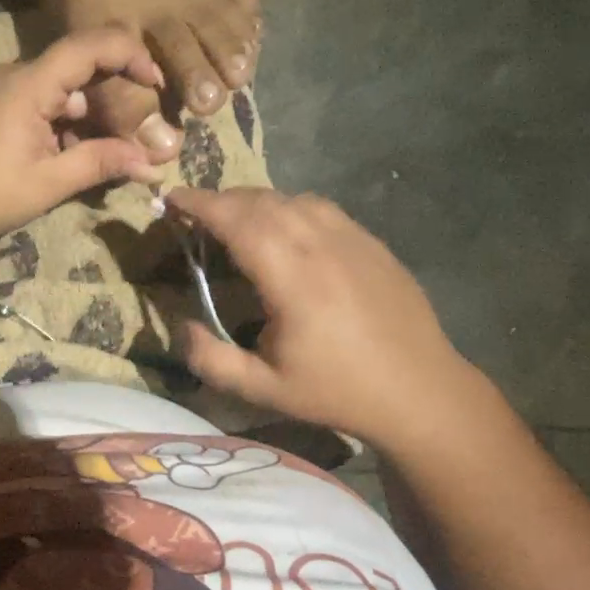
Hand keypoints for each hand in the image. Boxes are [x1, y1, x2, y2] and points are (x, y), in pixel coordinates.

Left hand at [0, 26, 164, 244]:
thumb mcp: (47, 183)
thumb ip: (100, 164)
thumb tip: (152, 163)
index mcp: (29, 83)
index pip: (91, 44)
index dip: (131, 54)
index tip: (158, 82)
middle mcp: (14, 75)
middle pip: (77, 73)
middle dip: (114, 103)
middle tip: (143, 139)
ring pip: (58, 94)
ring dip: (89, 121)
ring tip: (116, 156)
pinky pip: (36, 107)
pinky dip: (62, 128)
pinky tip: (76, 158)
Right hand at [170, 187, 484, 449]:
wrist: (418, 390)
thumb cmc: (336, 392)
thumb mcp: (262, 389)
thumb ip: (210, 360)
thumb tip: (181, 326)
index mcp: (294, 279)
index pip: (239, 222)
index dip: (201, 204)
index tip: (171, 198)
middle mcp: (323, 246)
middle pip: (263, 202)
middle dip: (222, 200)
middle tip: (192, 213)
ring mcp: (353, 239)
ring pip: (294, 199)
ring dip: (255, 201)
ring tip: (231, 218)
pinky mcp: (372, 243)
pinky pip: (321, 209)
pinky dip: (288, 208)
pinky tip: (281, 229)